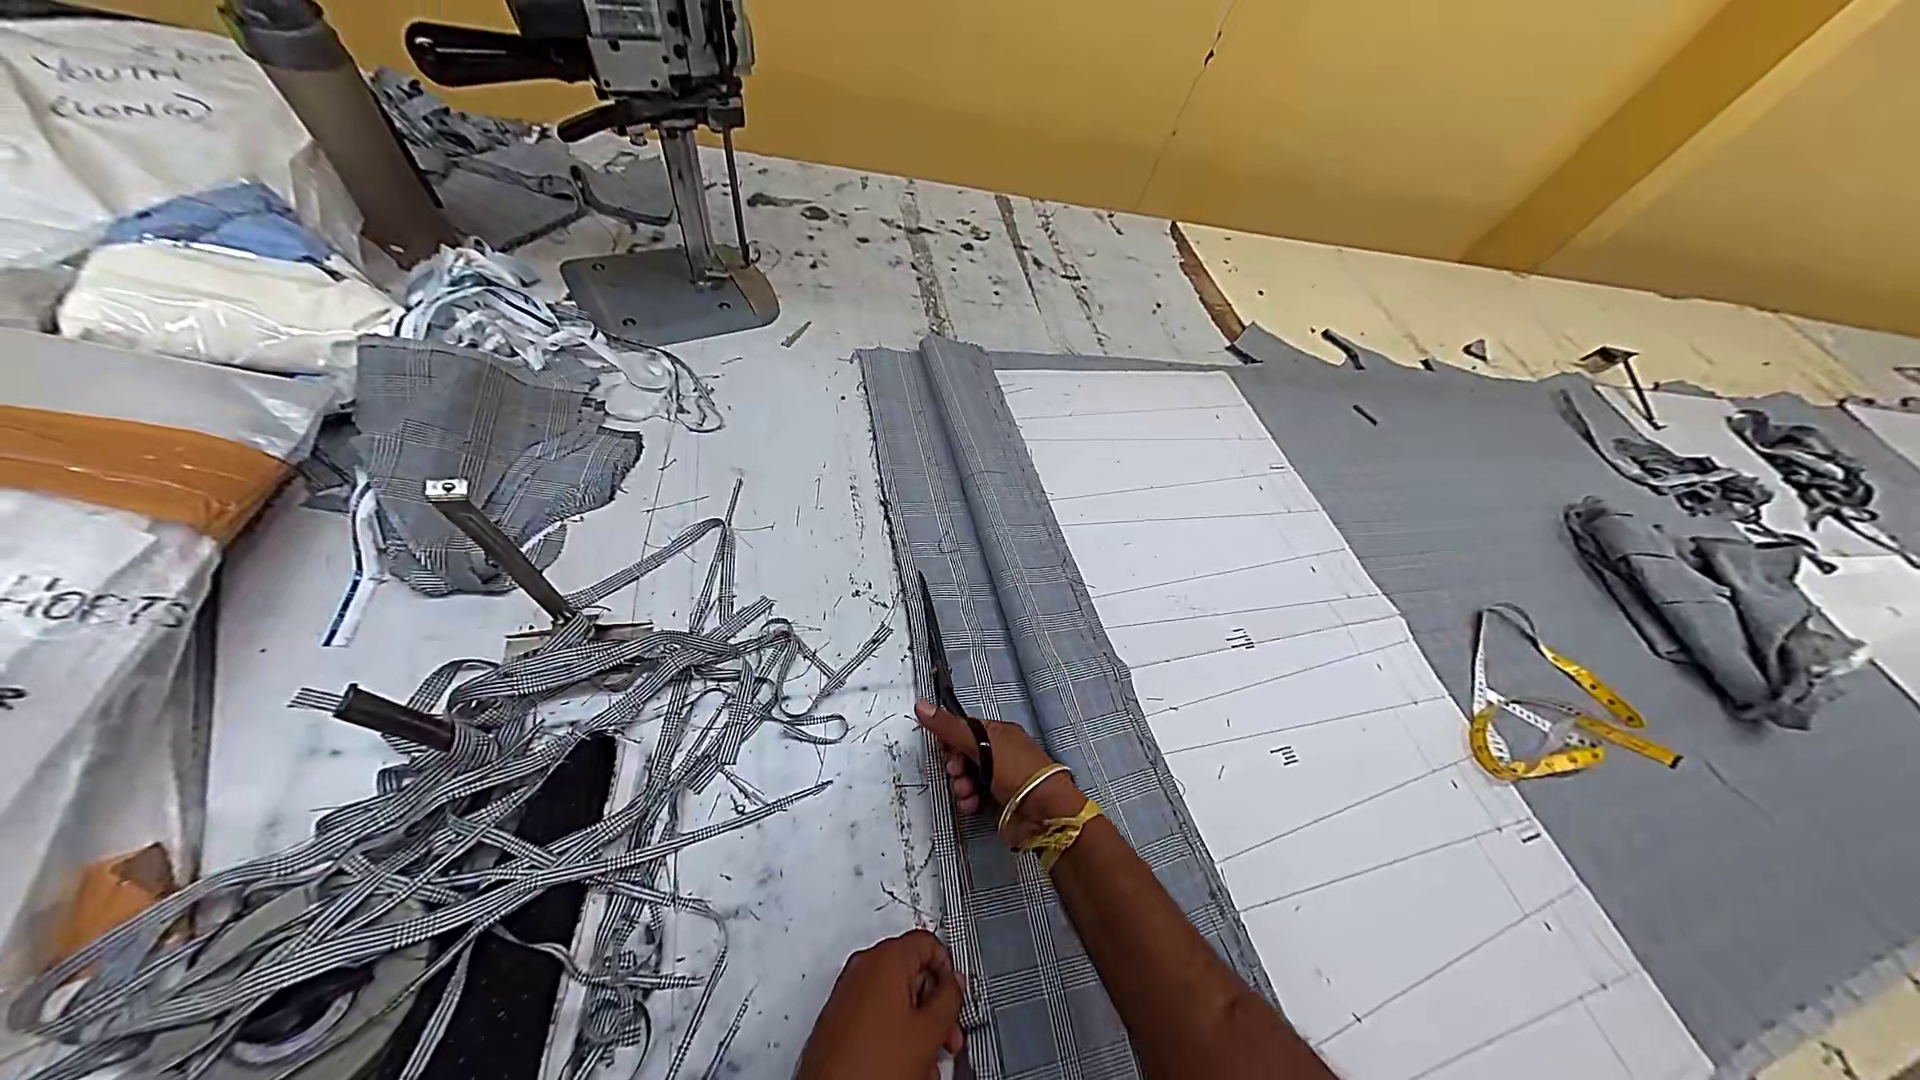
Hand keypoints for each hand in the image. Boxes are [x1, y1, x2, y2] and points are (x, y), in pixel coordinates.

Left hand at [796, 929, 963, 1079]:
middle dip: (933, 1004)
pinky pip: (875, 1012)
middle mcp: (862, 967)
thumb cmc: (869, 1068)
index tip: (954, 996)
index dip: (947, 970)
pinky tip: (902, 1061)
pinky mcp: (838, 1017)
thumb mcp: (928, 1031)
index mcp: (885, 959)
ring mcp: (847, 992)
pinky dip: (892, 1030)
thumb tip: (954, 984)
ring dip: (916, 1023)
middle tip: (945, 1034)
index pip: (928, 943)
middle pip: (912, 971)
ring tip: (924, 1058)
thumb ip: (949, 999)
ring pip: (895, 996)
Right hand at [915, 700, 1085, 847]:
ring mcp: (999, 778)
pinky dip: (969, 799)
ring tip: (967, 790)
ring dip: (961, 785)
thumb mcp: (981, 742)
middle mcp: (999, 754)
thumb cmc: (1019, 770)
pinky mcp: (997, 800)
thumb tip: (921, 705)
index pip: (965, 730)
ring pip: (966, 778)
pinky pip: (973, 796)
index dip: (951, 740)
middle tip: (958, 771)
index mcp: (999, 733)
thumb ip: (949, 726)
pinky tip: (972, 802)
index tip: (945, 748)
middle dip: (955, 765)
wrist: (1043, 812)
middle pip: (963, 755)